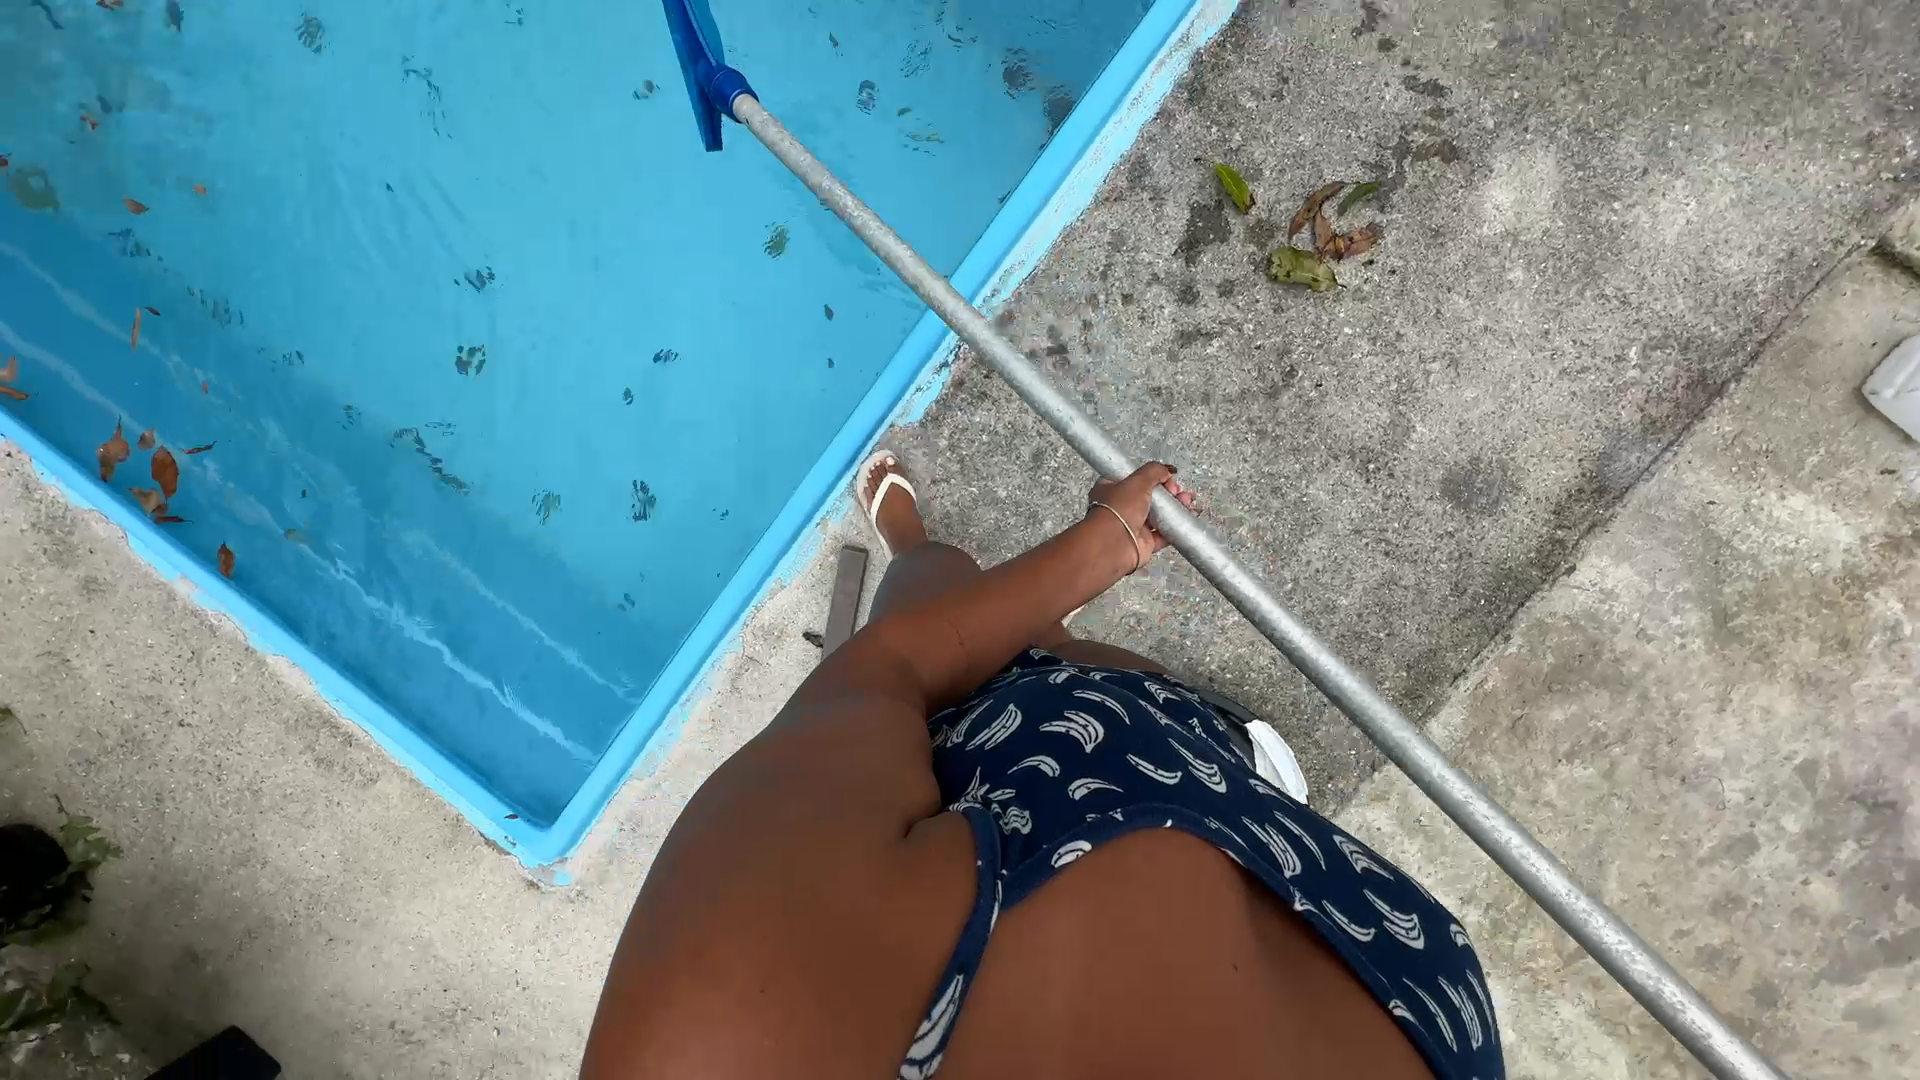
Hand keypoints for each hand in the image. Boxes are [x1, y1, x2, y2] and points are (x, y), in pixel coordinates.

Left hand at [1085, 462, 1197, 572]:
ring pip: (1159, 515)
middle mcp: (1121, 507)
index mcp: (1111, 488)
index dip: (1153, 476)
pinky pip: (1164, 533)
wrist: (1113, 545)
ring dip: (1175, 507)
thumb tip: (1167, 470)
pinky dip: (1176, 526)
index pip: (1135, 478)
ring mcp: (1132, 525)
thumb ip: (1154, 471)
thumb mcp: (1137, 481)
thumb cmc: (1115, 511)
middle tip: (1178, 492)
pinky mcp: (1143, 542)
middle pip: (1150, 496)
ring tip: (1187, 502)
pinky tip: (1187, 517)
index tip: (1167, 477)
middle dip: (1169, 493)